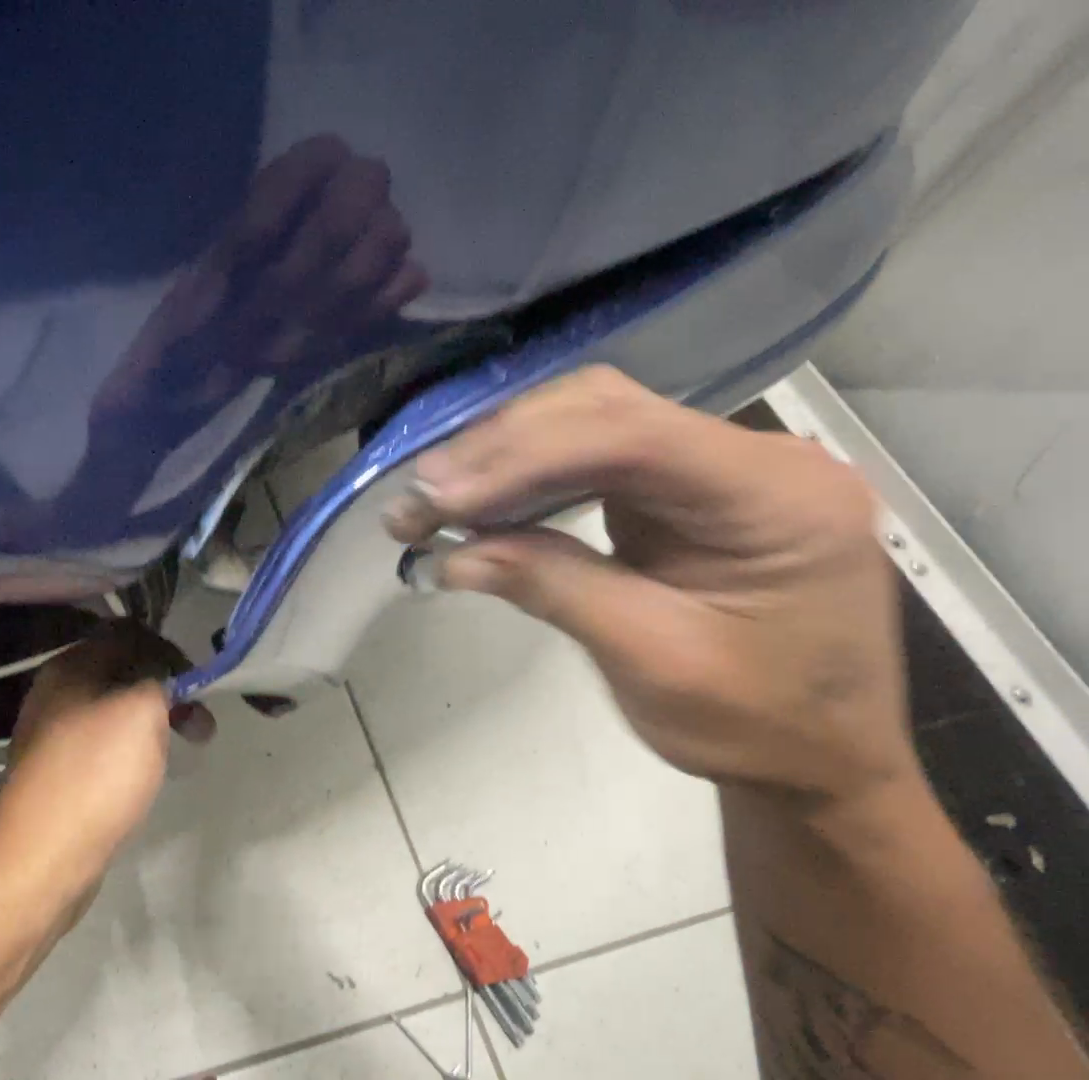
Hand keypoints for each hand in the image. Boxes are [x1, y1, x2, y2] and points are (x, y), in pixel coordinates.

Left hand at [0, 621, 212, 918]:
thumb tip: (162, 674)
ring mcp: (50, 734)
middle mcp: (54, 693)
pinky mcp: (55, 773)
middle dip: (165, 690)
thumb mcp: (141, 712)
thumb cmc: (95, 775)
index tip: (199, 683)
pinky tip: (145, 773)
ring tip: (183, 748)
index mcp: (69, 667)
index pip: (126, 634)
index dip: (169, 651)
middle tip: (200, 723)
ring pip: (113, 711)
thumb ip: (159, 678)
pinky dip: (130, 749)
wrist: (41, 859)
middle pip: (120, 672)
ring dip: (152, 722)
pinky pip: (100, 745)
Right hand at [383, 367, 915, 809]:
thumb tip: (453, 554)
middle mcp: (755, 458)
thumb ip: (556, 589)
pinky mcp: (683, 486)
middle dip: (502, 448)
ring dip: (503, 456)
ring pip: (591, 421)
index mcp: (778, 497)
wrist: (818, 758)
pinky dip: (526, 476)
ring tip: (433, 498)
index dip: (525, 457)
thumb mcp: (653, 661)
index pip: (634, 439)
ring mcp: (718, 466)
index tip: (441, 496)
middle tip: (420, 496)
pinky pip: (593, 454)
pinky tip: (478, 500)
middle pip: (606, 411)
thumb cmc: (757, 724)